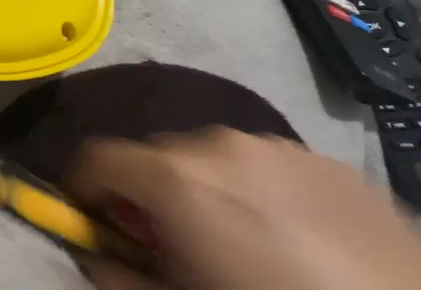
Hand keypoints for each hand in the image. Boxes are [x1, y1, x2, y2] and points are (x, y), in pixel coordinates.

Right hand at [67, 128, 420, 289]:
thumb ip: (119, 276)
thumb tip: (89, 252)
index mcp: (176, 177)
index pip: (97, 158)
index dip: (86, 191)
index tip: (96, 224)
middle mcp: (219, 145)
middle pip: (157, 158)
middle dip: (155, 196)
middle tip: (177, 248)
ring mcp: (282, 150)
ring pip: (215, 159)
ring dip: (211, 192)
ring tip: (246, 248)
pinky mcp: (334, 167)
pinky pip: (271, 169)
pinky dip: (264, 196)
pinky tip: (297, 245)